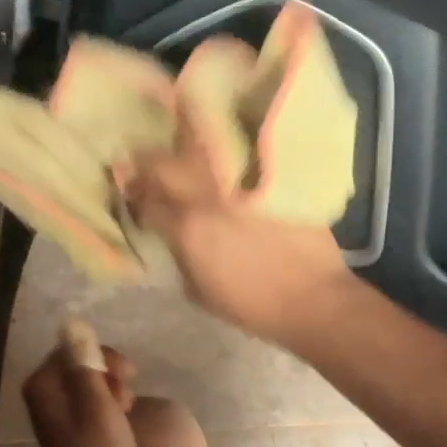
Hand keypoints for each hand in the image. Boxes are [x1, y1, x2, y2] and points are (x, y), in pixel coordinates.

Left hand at [21, 341, 139, 446]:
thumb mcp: (97, 401)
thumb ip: (85, 361)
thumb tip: (73, 325)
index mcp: (43, 383)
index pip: (73, 347)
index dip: (103, 356)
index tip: (129, 374)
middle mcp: (42, 394)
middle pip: (79, 363)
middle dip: (108, 373)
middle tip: (129, 393)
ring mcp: (54, 413)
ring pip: (87, 383)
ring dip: (111, 389)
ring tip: (127, 410)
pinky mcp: (69, 429)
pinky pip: (88, 403)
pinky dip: (107, 406)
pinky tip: (122, 420)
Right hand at [118, 104, 353, 344]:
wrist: (315, 300)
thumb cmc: (254, 306)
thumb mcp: (200, 291)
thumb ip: (180, 257)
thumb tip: (171, 238)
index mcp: (187, 229)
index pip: (147, 201)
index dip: (134, 194)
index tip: (131, 190)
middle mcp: (208, 198)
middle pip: (165, 164)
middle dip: (148, 161)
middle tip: (146, 162)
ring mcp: (240, 185)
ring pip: (200, 149)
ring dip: (182, 144)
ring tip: (177, 140)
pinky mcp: (269, 180)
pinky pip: (238, 155)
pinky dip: (223, 150)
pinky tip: (219, 149)